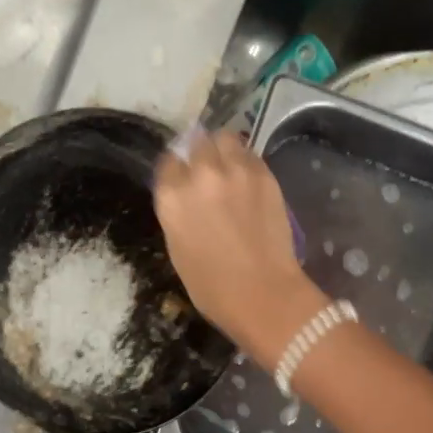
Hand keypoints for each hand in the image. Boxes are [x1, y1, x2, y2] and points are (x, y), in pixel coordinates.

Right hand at [154, 130, 328, 364]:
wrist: (262, 294)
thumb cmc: (212, 288)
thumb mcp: (178, 250)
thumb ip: (178, 214)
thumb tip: (185, 197)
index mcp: (171, 198)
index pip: (168, 162)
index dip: (176, 170)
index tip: (183, 179)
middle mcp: (200, 174)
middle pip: (196, 142)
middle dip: (200, 154)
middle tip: (208, 173)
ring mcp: (235, 170)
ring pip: (224, 138)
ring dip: (223, 150)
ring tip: (230, 169)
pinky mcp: (264, 173)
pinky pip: (249, 154)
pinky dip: (246, 162)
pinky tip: (249, 183)